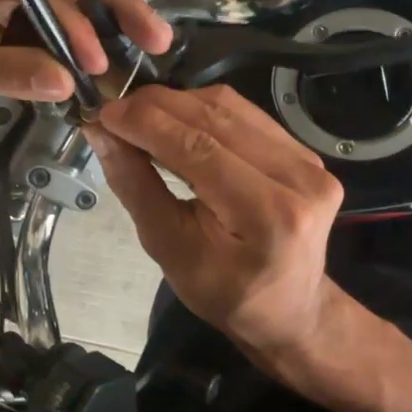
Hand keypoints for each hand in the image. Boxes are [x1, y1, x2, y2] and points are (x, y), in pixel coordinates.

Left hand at [0, 0, 172, 110]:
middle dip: (109, 9)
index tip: (97, 58)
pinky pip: (45, 14)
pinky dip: (71, 37)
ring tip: (141, 49)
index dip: (75, 16)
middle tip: (157, 38)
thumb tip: (67, 83)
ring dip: (98, 24)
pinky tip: (101, 56)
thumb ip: (6, 72)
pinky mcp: (1, 0)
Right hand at [89, 85, 343, 363]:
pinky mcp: (307, 152)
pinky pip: (248, 115)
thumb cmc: (224, 291)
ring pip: (231, 108)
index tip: (104, 112)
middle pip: (216, 120)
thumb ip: (136, 185)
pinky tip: (176, 120)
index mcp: (268, 214)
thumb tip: (101, 132)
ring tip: (139, 114)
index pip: (199, 149)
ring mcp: (310, 162)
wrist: (286, 307)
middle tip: (114, 109)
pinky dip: (205, 111)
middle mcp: (299, 179)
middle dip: (158, 108)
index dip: (147, 124)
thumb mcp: (169, 248)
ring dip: (179, 103)